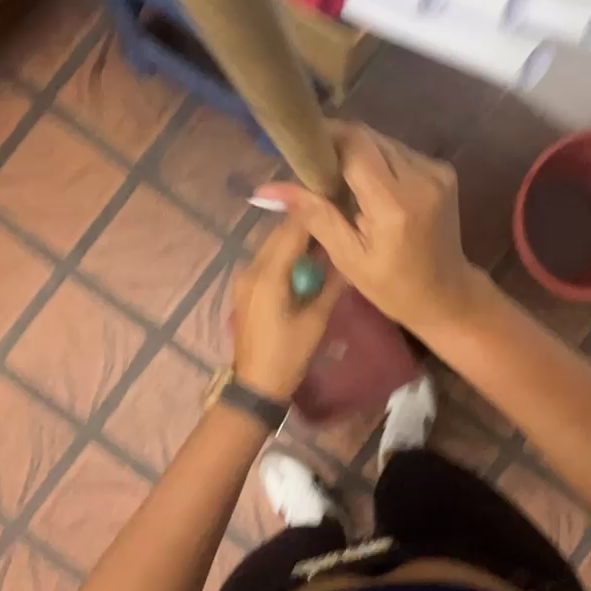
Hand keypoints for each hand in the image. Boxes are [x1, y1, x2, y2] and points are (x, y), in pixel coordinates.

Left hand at [230, 216, 345, 398]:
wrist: (255, 387)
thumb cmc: (287, 356)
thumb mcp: (316, 321)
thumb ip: (331, 286)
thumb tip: (347, 259)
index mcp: (268, 276)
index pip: (292, 231)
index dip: (313, 214)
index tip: (336, 204)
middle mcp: (251, 270)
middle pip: (279, 235)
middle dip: (306, 227)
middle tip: (334, 223)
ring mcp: (244, 279)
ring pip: (273, 248)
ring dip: (296, 243)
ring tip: (324, 243)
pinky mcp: (244, 290)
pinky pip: (267, 263)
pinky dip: (286, 258)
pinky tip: (306, 267)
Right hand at [255, 122, 484, 330]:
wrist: (447, 295)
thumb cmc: (392, 286)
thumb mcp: (348, 257)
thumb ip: (313, 215)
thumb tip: (265, 190)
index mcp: (395, 203)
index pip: (355, 145)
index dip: (325, 140)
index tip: (301, 151)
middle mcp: (421, 178)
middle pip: (369, 138)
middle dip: (339, 146)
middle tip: (316, 170)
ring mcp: (437, 172)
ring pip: (384, 142)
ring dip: (359, 154)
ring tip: (342, 183)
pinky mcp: (443, 171)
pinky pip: (400, 153)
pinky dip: (380, 163)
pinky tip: (371, 189)